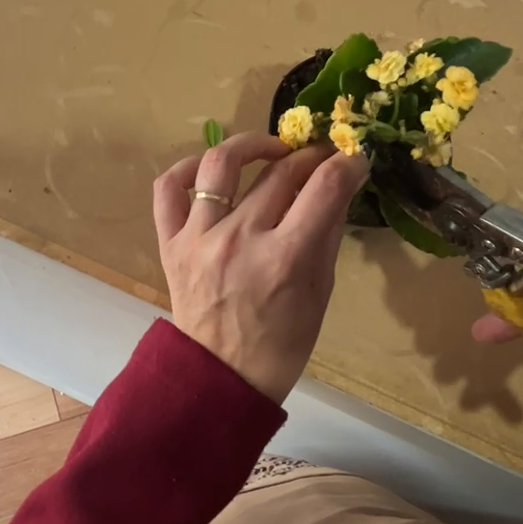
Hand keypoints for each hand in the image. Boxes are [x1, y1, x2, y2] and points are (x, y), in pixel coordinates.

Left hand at [153, 132, 368, 402]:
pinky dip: (188, 169)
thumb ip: (327, 235)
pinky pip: (168, 189)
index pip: (325, 187)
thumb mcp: (319, 293)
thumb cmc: (281, 345)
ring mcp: (199, 238)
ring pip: (221, 163)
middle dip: (310, 157)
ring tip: (271, 151)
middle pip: (280, 172)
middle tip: (321, 160)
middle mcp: (240, 239)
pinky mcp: (170, 243)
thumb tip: (339, 188)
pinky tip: (210, 170)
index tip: (353, 161)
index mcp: (285, 258)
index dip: (347, 164)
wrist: (220, 379)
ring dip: (253, 144)